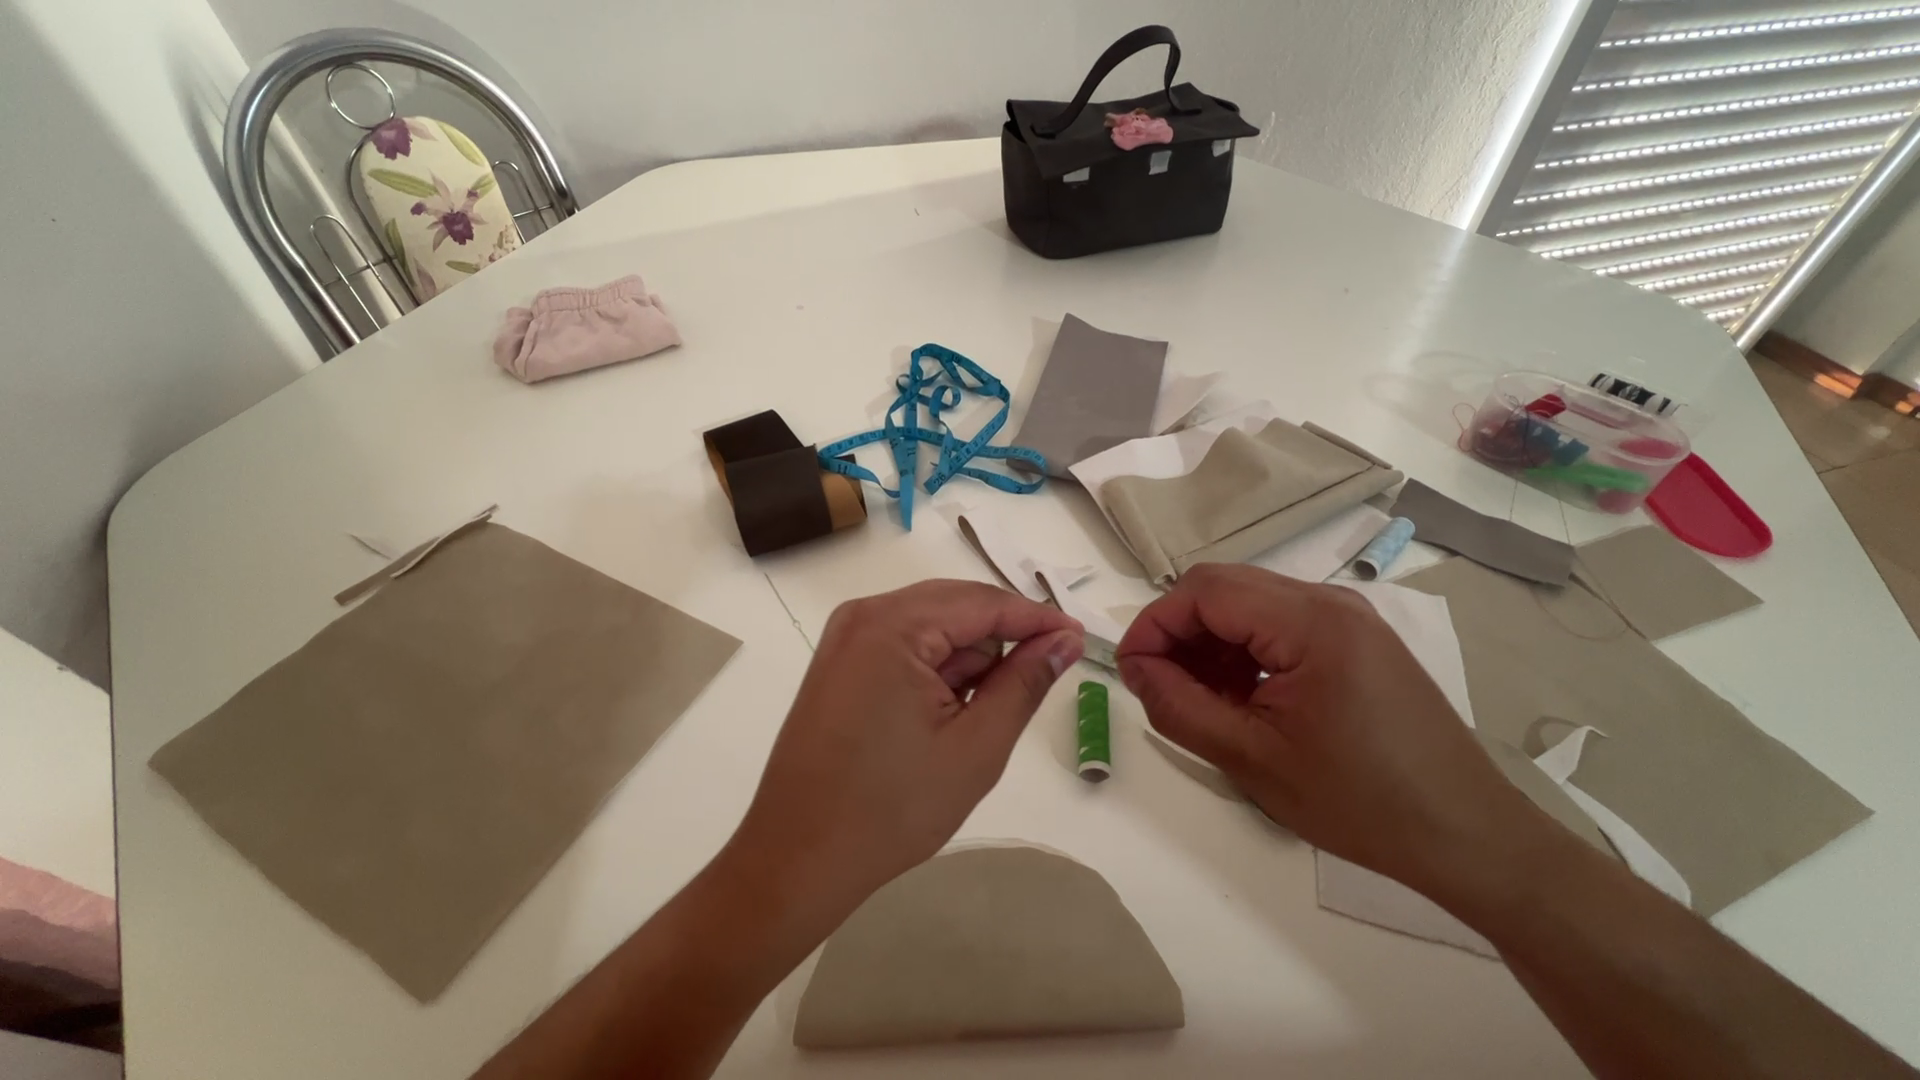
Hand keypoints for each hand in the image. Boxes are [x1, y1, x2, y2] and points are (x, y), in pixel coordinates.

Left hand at [729, 579, 1083, 916]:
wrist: (799, 858)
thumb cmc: (893, 808)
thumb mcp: (976, 746)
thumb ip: (1024, 682)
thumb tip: (1065, 640)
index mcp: (893, 626)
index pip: (984, 602)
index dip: (1037, 619)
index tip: (1081, 639)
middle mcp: (863, 616)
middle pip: (956, 605)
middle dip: (1001, 639)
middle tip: (1041, 680)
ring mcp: (845, 639)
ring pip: (931, 626)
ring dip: (968, 659)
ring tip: (980, 716)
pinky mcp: (839, 665)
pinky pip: (904, 646)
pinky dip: (936, 669)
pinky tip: (948, 711)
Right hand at [1114, 563, 1543, 899]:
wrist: (1466, 834)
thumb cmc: (1359, 801)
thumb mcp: (1252, 758)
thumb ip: (1179, 705)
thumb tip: (1134, 668)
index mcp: (1312, 621)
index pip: (1205, 591)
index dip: (1155, 624)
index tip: (1129, 672)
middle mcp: (1331, 603)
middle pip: (1225, 588)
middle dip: (1179, 631)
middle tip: (1157, 687)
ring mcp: (1349, 619)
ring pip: (1250, 605)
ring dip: (1210, 642)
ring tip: (1199, 699)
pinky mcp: (1358, 641)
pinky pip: (1280, 626)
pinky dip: (1245, 651)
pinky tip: (1241, 698)